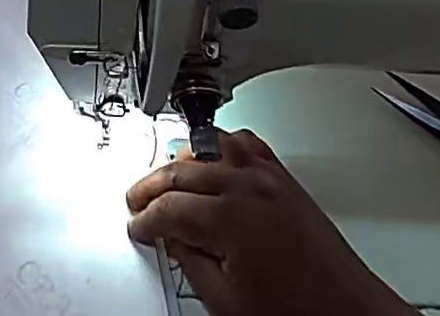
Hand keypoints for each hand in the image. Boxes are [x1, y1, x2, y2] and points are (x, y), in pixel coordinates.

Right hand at [127, 129, 413, 315]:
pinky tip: (209, 155)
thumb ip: (189, 261)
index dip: (145, 219)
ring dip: (179, 159)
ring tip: (165, 177)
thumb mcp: (228, 304)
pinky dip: (219, 145)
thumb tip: (168, 234)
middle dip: (152, 188)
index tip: (138, 226)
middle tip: (138, 202)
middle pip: (180, 171)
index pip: (169, 208)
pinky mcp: (282, 174)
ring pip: (206, 146)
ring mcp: (266, 175)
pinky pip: (241, 142)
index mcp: (231, 219)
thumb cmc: (302, 315)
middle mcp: (246, 186)